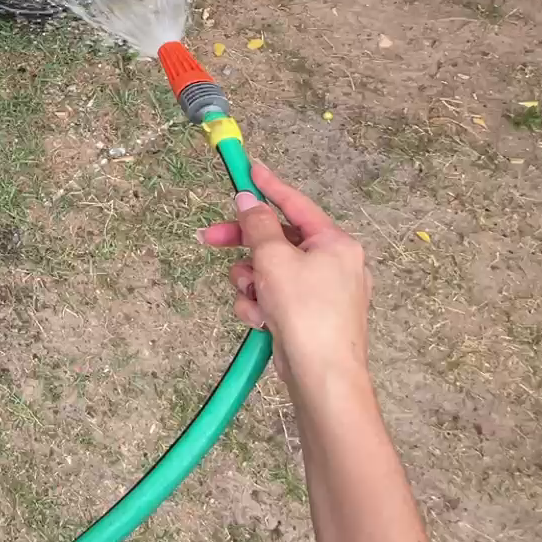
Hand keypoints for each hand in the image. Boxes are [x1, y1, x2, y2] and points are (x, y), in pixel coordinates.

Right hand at [198, 161, 370, 387]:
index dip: (268, 185)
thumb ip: (257, 224)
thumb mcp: (273, 258)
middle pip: (274, 238)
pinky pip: (271, 293)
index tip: (248, 167)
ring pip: (266, 267)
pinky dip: (258, 302)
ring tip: (251, 298)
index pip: (295, 203)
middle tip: (208, 238)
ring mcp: (320, 290)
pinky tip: (260, 319)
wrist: (322, 375)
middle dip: (242, 244)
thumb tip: (247, 199)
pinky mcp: (306, 312)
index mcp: (334, 243)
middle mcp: (332, 262)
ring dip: (249, 280)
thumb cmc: (304, 309)